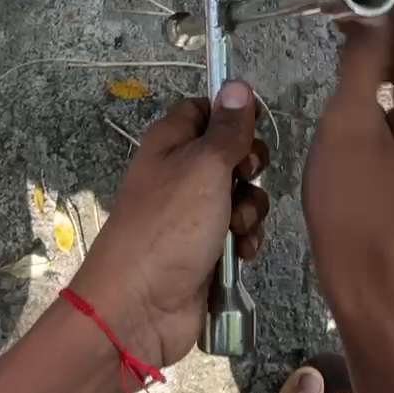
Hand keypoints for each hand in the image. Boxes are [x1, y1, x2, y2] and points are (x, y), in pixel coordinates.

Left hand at [68, 82, 269, 366]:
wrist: (139, 308)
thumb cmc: (170, 225)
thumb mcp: (204, 167)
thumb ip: (227, 129)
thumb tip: (237, 84)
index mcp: (171, 141)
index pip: (205, 108)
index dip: (232, 114)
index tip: (253, 126)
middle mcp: (180, 170)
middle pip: (230, 151)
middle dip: (250, 166)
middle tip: (245, 177)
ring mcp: (193, 212)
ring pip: (240, 193)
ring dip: (250, 207)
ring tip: (238, 226)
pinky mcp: (206, 248)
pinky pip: (239, 230)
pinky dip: (246, 239)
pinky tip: (243, 253)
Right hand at [304, 0, 393, 309]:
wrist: (361, 266)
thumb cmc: (352, 197)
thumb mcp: (348, 122)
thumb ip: (362, 63)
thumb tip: (368, 17)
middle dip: (393, 24)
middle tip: (346, 8)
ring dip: (388, 47)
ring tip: (344, 29)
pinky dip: (386, 73)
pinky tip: (354, 65)